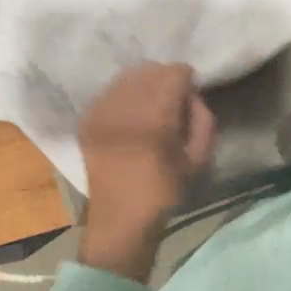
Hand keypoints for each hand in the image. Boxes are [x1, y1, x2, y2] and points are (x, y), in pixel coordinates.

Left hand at [77, 63, 216, 281]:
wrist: (120, 220)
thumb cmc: (165, 192)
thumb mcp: (200, 160)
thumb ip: (203, 120)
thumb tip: (192, 97)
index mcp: (155, 119)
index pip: (173, 73)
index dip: (186, 78)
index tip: (191, 91)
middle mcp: (124, 108)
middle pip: (149, 69)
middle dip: (165, 79)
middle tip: (172, 99)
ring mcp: (101, 113)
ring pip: (126, 77)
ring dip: (143, 84)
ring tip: (150, 104)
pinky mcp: (87, 121)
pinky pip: (108, 92)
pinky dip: (122, 96)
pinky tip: (129, 115)